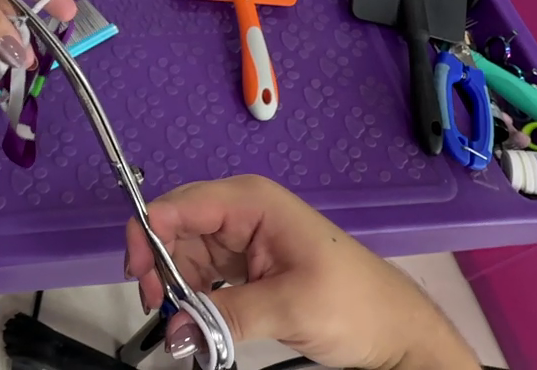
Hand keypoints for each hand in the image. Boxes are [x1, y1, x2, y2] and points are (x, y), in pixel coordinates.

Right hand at [126, 176, 477, 369]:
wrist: (400, 335)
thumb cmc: (354, 304)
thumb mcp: (291, 308)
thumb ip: (226, 315)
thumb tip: (175, 331)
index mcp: (250, 202)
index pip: (183, 205)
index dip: (151, 231)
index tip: (136, 272)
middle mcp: (240, 212)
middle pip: (179, 227)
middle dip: (160, 263)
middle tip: (153, 306)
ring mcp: (243, 238)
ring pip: (187, 252)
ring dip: (175, 284)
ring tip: (173, 321)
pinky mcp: (248, 265)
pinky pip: (206, 273)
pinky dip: (194, 295)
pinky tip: (192, 319)